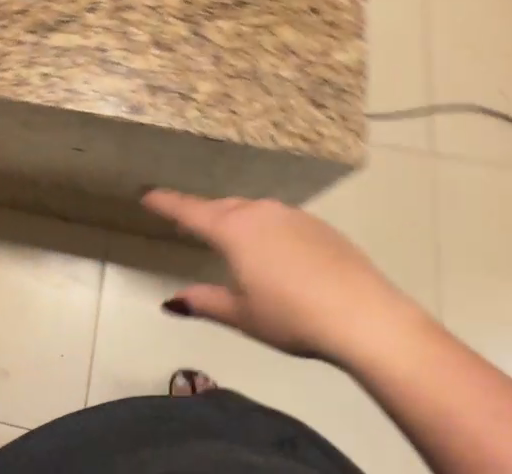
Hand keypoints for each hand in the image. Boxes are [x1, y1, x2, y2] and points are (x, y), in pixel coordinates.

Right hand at [142, 190, 426, 363]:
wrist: (363, 314)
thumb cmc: (293, 317)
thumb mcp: (243, 315)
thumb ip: (206, 302)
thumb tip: (172, 300)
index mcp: (234, 230)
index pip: (190, 212)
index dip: (167, 204)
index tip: (147, 194)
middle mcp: (259, 212)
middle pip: (221, 208)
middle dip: (202, 213)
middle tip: (185, 219)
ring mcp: (291, 215)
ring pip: (252, 211)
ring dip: (235, 219)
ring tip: (227, 236)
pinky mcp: (318, 225)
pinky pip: (277, 219)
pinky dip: (263, 228)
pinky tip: (272, 251)